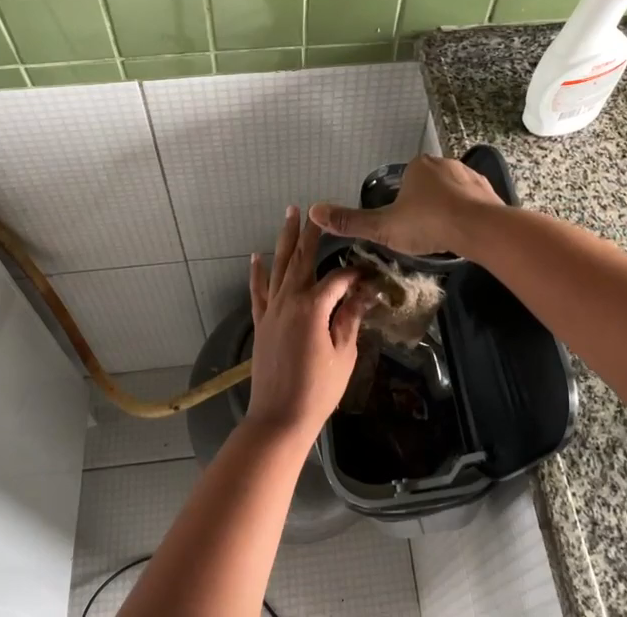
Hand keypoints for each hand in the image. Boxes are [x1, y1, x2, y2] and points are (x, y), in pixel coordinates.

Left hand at [246, 207, 371, 441]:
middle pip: (302, 260)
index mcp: (313, 307)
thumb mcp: (343, 354)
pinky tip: (256, 255)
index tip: (370, 274)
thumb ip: (350, 319)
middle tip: (314, 209)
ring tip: (289, 215)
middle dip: (309, 233)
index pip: (338, 279)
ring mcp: (272, 310)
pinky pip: (258, 290)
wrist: (280, 417)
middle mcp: (289, 300)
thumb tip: (365, 293)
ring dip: (284, 240)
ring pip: (279, 267)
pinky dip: (258, 272)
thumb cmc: (319, 390)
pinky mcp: (261, 322)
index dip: (355, 274)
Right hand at [308, 154, 502, 257]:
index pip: (405, 179)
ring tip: (445, 234)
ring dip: (449, 208)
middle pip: (429, 184)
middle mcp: (444, 163)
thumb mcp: (383, 227)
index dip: (403, 202)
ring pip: (453, 191)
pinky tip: (466, 232)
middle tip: (424, 232)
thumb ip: (350, 221)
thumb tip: (313, 211)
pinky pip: (474, 201)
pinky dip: (469, 213)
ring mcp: (469, 175)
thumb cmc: (427, 224)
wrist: (478, 229)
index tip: (405, 224)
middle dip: (427, 204)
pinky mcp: (489, 190)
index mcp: (417, 166)